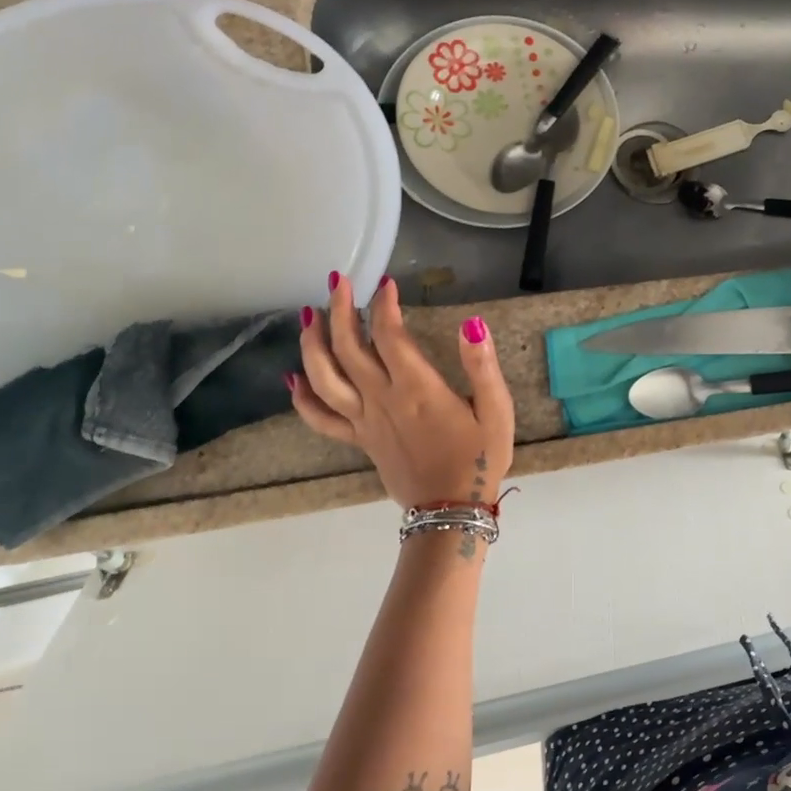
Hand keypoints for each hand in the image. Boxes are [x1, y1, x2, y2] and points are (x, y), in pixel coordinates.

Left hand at [288, 273, 514, 507]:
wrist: (451, 508)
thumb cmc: (480, 457)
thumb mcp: (496, 409)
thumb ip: (482, 366)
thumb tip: (471, 324)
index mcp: (417, 388)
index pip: (389, 335)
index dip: (383, 305)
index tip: (386, 283)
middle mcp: (382, 399)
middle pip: (348, 348)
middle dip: (339, 310)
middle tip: (338, 282)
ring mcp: (365, 421)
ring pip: (324, 377)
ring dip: (312, 343)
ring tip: (309, 315)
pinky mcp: (359, 440)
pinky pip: (321, 418)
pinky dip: (302, 397)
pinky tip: (294, 378)